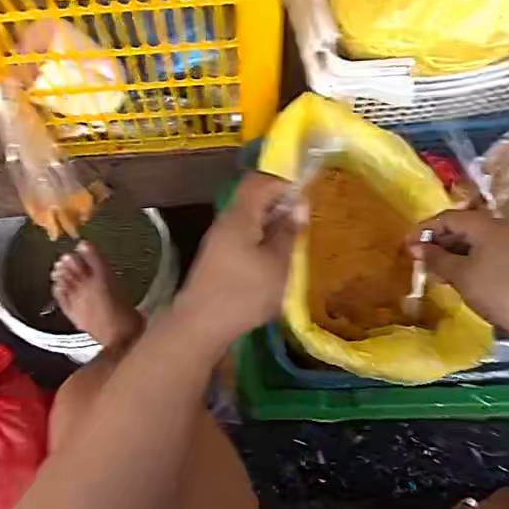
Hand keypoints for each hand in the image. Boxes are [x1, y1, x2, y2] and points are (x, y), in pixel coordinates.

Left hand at [173, 172, 303, 342]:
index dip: (284, 183)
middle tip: (305, 220)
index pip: (260, 182)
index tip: (308, 196)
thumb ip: (288, 233)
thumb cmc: (244, 293)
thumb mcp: (277, 264)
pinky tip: (275, 260)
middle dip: (280, 205)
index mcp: (240, 217)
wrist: (201, 326)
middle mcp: (225, 223)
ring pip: (249, 222)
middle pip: (253, 201)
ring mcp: (218, 243)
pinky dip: (261, 242)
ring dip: (271, 226)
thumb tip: (299, 205)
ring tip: (295, 241)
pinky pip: (243, 240)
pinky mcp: (217, 261)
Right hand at [416, 209, 508, 336]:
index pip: (447, 217)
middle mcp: (503, 228)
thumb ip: (437, 259)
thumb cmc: (499, 292)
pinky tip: (467, 279)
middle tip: (422, 260)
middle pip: (464, 226)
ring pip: (479, 241)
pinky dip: (473, 260)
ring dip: (456, 252)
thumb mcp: (462, 276)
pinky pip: (492, 253)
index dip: (424, 229)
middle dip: (440, 240)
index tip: (407, 246)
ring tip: (441, 271)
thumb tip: (418, 247)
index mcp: (485, 225)